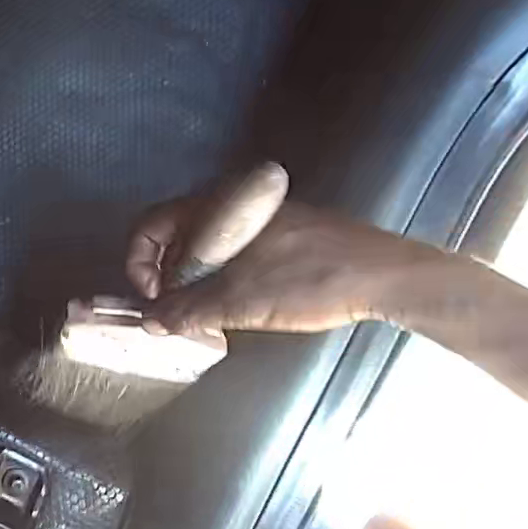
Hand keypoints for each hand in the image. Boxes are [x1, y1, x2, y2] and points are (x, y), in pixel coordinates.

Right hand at [125, 170, 450, 337]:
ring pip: (202, 249)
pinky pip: (230, 254)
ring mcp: (254, 219)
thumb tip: (147, 323)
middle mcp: (228, 205)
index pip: (148, 226)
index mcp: (213, 206)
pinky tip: (235, 306)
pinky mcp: (278, 235)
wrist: (389, 277)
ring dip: (193, 284)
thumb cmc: (305, 280)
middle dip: (166, 279)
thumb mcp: (238, 302)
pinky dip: (220, 279)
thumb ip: (185, 311)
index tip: (154, 299)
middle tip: (175, 314)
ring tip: (205, 317)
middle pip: (172, 239)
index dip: (139, 264)